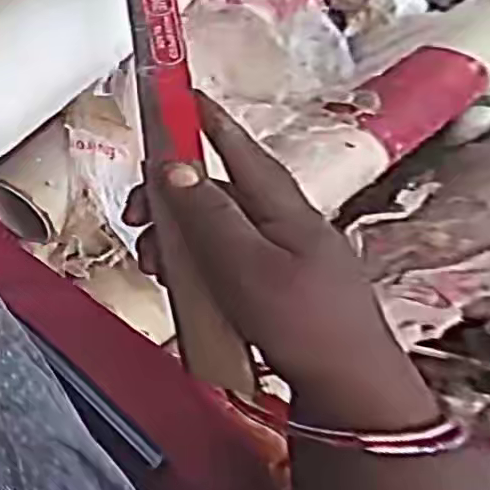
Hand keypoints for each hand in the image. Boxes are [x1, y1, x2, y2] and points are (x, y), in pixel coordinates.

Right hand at [123, 95, 436, 424]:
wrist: (351, 397)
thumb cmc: (301, 324)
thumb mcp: (243, 265)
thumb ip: (207, 212)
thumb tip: (176, 166)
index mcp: (284, 211)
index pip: (240, 151)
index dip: (209, 120)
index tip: (182, 92)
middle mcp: (280, 223)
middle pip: (210, 190)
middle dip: (167, 198)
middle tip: (137, 218)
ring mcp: (276, 253)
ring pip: (207, 224)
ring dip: (172, 237)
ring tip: (156, 265)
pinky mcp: (268, 279)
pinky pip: (215, 253)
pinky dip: (188, 260)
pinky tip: (176, 281)